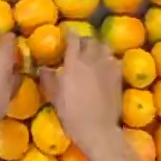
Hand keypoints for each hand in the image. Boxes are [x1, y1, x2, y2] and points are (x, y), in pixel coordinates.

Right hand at [40, 35, 121, 153]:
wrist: (98, 129)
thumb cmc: (72, 114)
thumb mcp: (55, 98)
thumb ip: (49, 80)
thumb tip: (43, 68)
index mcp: (74, 62)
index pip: (73, 40)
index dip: (70, 33)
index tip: (67, 31)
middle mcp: (92, 59)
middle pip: (91, 40)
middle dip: (85, 39)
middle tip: (80, 45)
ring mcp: (107, 66)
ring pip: (104, 47)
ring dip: (98, 46)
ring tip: (93, 52)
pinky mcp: (118, 75)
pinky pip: (113, 59)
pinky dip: (108, 58)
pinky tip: (105, 65)